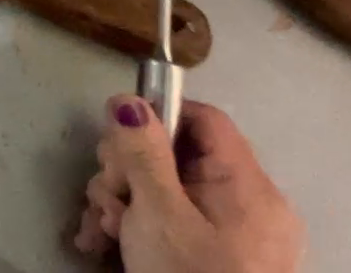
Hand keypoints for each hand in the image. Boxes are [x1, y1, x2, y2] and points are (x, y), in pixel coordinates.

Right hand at [75, 96, 303, 272]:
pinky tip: (105, 240)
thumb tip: (128, 99)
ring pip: (156, 184)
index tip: (117, 134)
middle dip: (123, 168)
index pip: (203, 118)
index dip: (156, 113)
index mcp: (245, 187)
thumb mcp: (158, 211)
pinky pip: (163, 214)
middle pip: (169, 151)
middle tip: (109, 194)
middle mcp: (243, 203)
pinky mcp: (209, 250)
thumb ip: (142, 151)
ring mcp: (227, 230)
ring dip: (117, 198)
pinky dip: (130, 221)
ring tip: (105, 227)